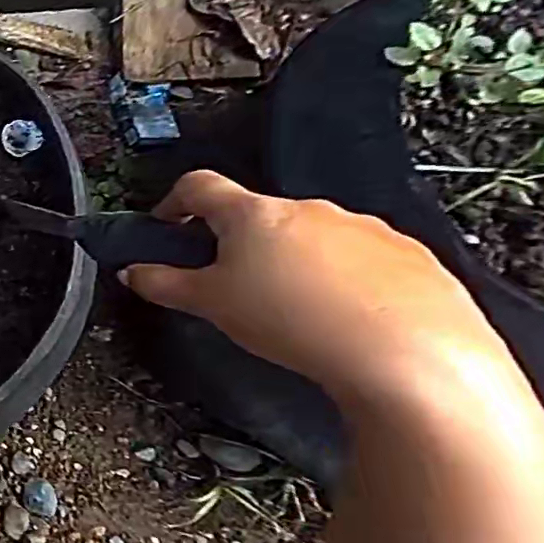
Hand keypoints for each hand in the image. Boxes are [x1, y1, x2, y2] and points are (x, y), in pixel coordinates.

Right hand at [121, 171, 511, 403]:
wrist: (409, 356)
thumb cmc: (295, 320)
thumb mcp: (208, 304)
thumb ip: (162, 283)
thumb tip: (133, 272)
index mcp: (254, 213)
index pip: (199, 186)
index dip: (173, 202)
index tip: (166, 225)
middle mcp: (310, 209)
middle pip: (255, 214)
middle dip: (233, 242)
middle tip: (223, 283)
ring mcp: (365, 228)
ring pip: (306, 235)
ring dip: (285, 259)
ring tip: (282, 307)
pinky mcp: (410, 255)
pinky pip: (356, 257)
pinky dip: (334, 277)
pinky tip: (332, 315)